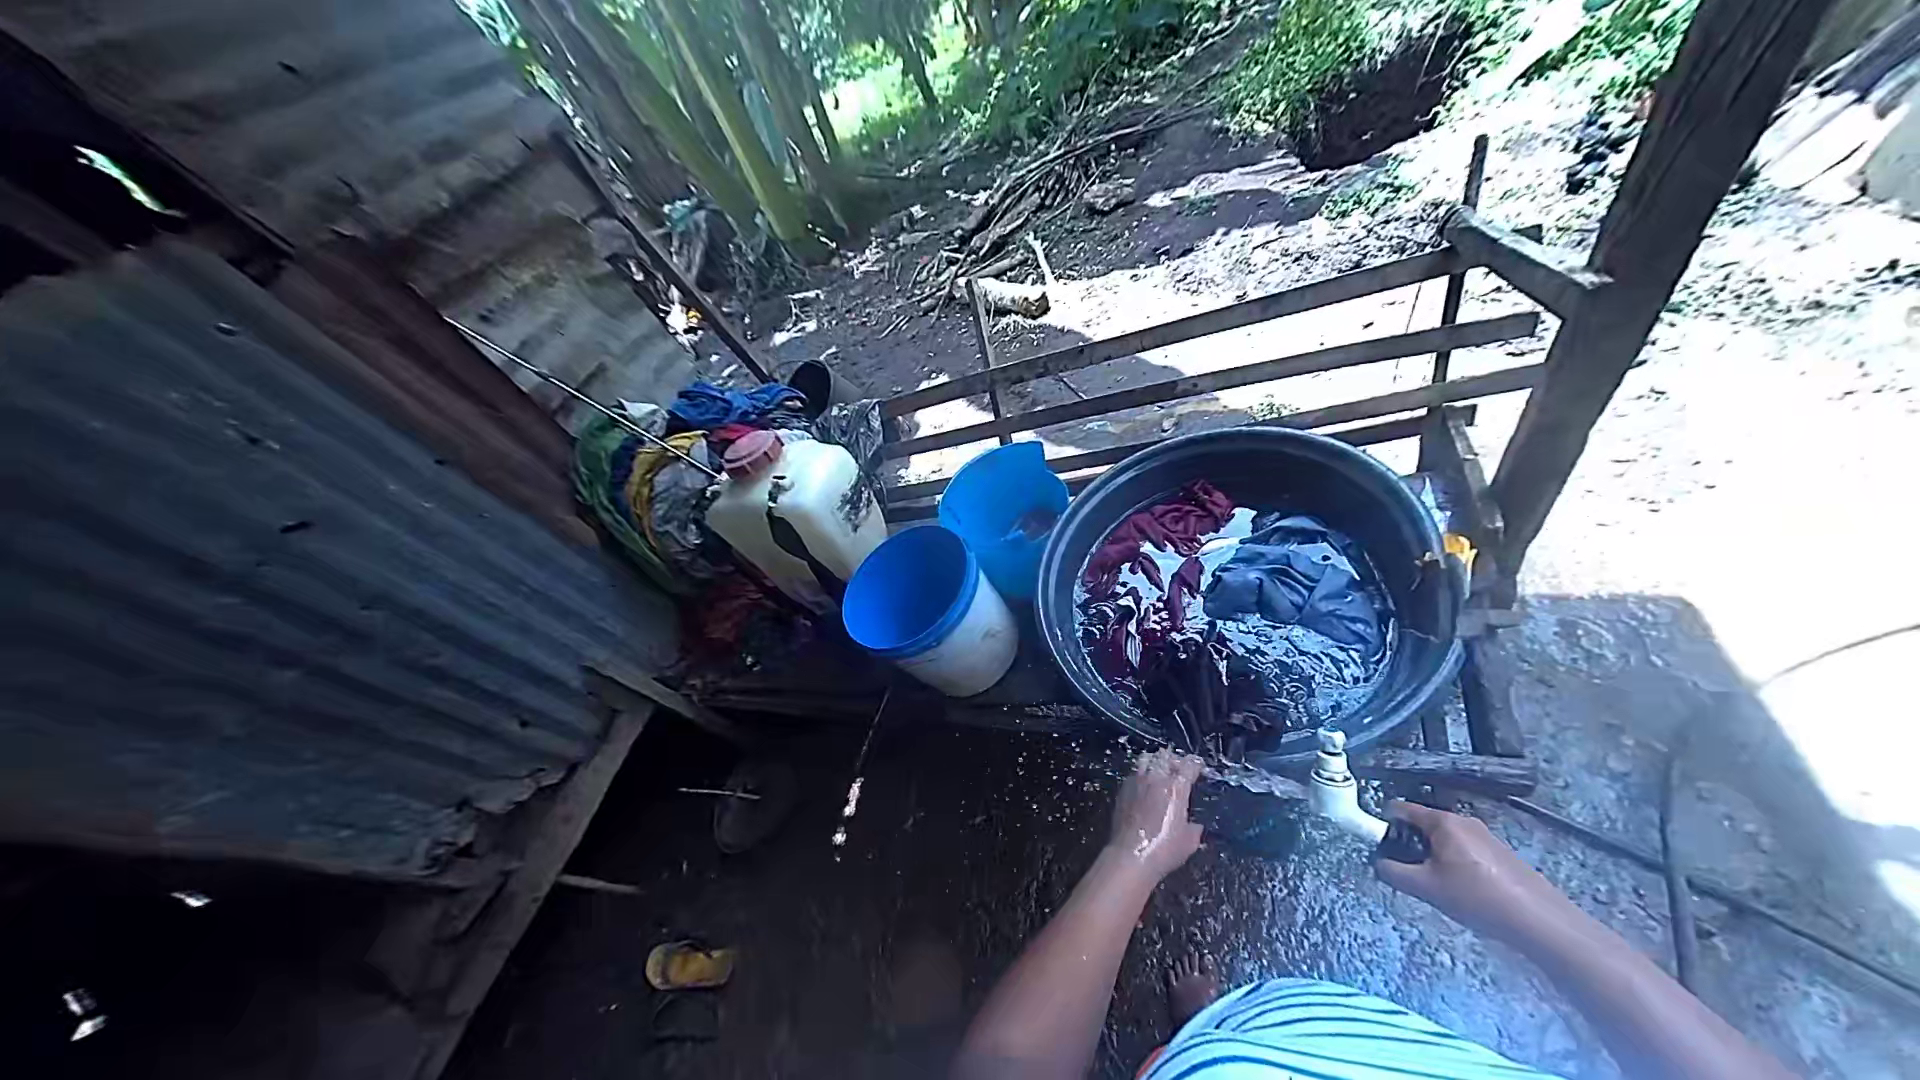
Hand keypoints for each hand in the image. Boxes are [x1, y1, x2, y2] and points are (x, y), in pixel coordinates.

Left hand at [1105, 749, 1204, 882]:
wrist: (1130, 855)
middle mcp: (1155, 778)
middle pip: (1165, 757)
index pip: (1188, 766)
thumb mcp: (1190, 841)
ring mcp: (1136, 781)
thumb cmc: (1165, 849)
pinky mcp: (1123, 789)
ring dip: (1156, 761)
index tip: (1198, 766)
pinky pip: (1134, 772)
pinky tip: (1144, 784)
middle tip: (1179, 768)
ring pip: (1146, 759)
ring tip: (1160, 771)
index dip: (1195, 764)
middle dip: (1174, 760)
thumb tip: (1193, 824)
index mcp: (1176, 787)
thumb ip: (1194, 827)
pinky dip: (1142, 773)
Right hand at [1373, 801, 1581, 945]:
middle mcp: (1463, 821)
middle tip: (1411, 873)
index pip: (1398, 808)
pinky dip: (1456, 864)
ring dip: (1433, 857)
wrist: (1544, 924)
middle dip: (1410, 845)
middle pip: (1422, 824)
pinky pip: (1464, 851)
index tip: (1380, 847)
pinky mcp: (1501, 854)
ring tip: (1439, 886)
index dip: (1383, 825)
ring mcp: (1485, 836)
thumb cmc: (1478, 897)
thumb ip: (1392, 872)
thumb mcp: (1425, 888)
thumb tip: (1379, 864)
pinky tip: (1466, 892)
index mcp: (1442, 821)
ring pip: (1444, 840)